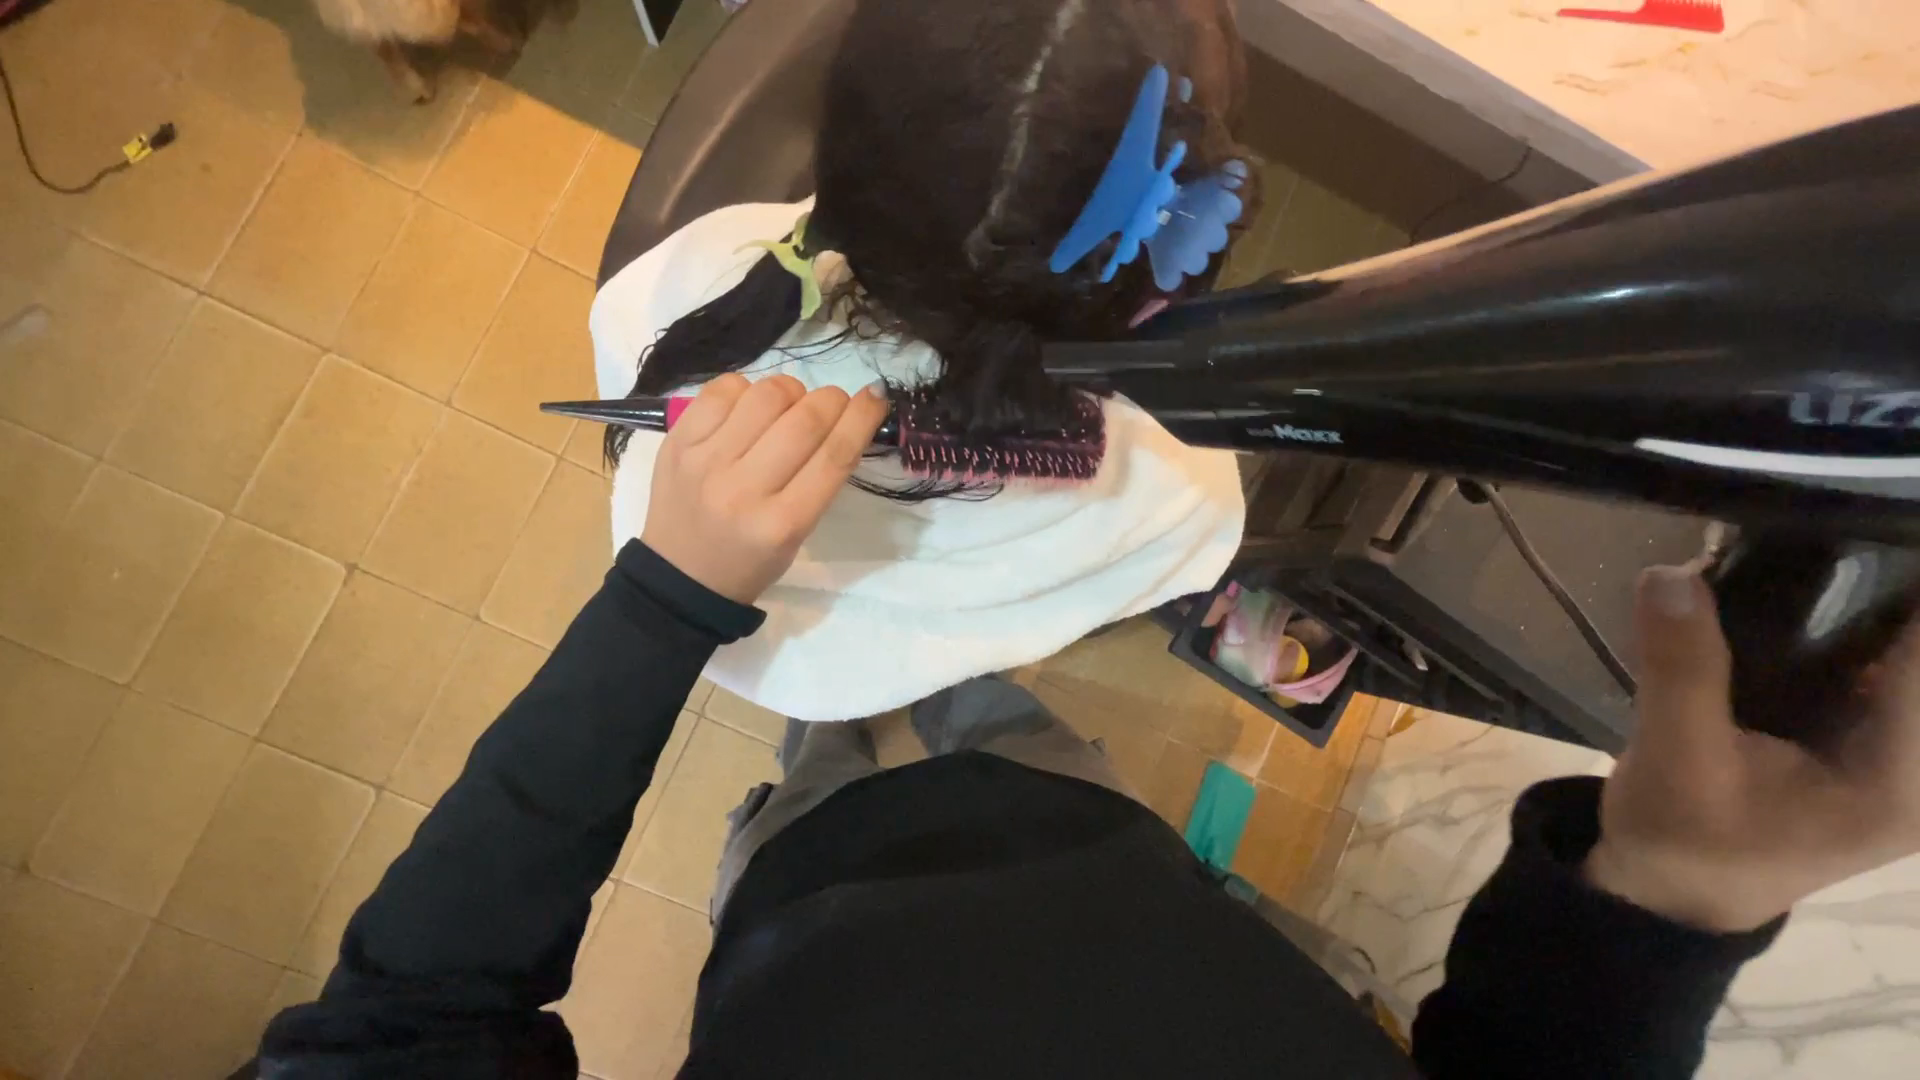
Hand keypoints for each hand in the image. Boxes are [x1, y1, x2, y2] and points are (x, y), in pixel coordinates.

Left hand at [640, 373, 887, 603]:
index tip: (875, 397)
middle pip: (806, 420)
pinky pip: (722, 390)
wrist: (678, 577)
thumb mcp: (798, 534)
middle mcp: (744, 489)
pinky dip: (748, 389)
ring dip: (792, 391)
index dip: (862, 418)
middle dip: (833, 400)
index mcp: (783, 523)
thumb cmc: (751, 560)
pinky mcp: (678, 442)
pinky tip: (750, 407)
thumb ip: (821, 479)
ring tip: (791, 406)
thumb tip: (846, 418)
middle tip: (835, 404)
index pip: (834, 456)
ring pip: (766, 395)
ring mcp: (706, 462)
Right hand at [1585, 566, 1919, 932]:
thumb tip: (1672, 573)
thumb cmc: (1682, 836)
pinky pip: (1843, 671)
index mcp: (1906, 774)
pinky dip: (1813, 631)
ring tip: (1792, 550)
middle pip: (1912, 657)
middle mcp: (1912, 759)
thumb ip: (1680, 668)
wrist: (1664, 891)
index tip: (1872, 529)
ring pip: (1880, 660)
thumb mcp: (1676, 756)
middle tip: (1815, 532)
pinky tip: (1763, 603)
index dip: (1909, 598)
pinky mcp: (1830, 741)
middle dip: (1876, 593)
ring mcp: (1876, 752)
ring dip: (1844, 608)